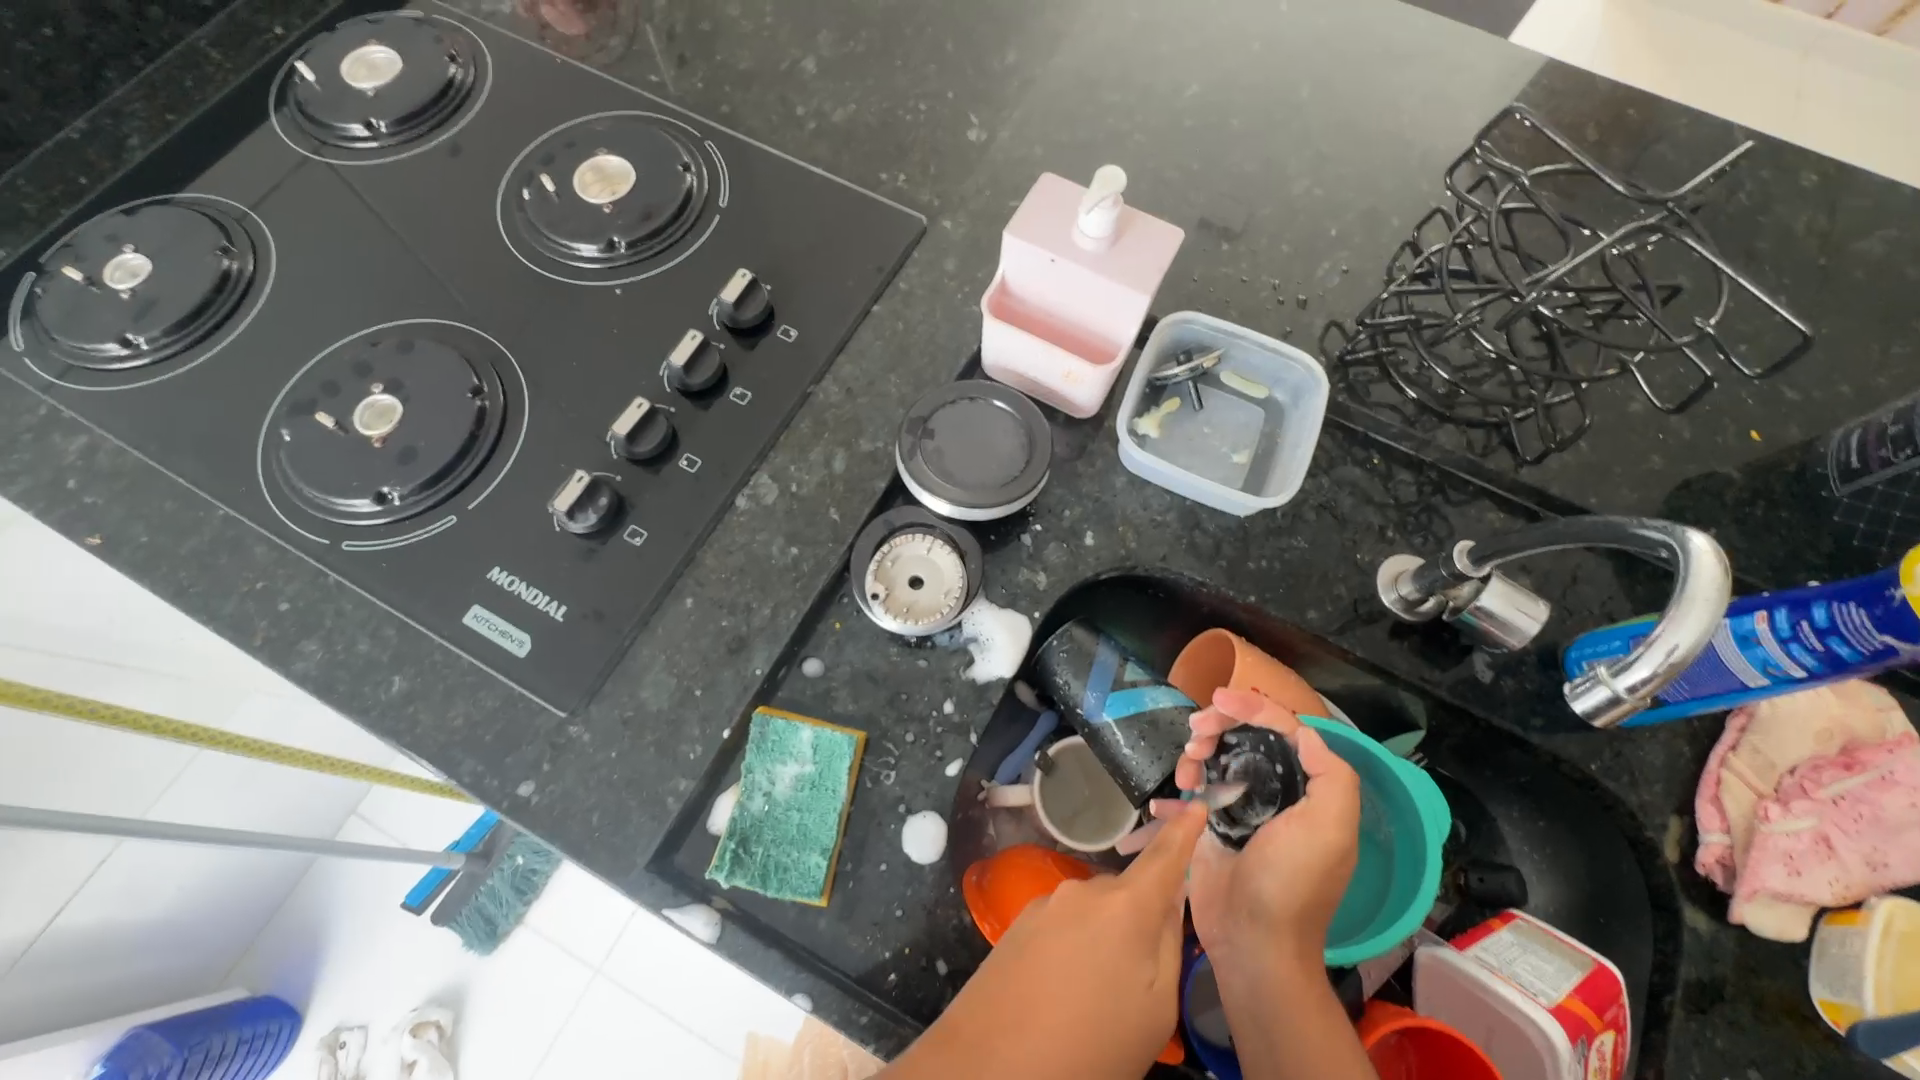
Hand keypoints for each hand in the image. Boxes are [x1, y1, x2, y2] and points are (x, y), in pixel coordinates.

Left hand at [883, 801, 1207, 1079]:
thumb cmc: (1091, 1045)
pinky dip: (1074, 951)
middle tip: (1141, 980)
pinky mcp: (1018, 924)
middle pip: (1128, 894)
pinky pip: (1064, 926)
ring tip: (1098, 999)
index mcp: (1126, 906)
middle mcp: (1084, 892)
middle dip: (1140, 922)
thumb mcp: (1155, 1008)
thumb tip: (1169, 904)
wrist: (990, 1066)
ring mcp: (1046, 905)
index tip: (1195, 805)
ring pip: (1094, 914)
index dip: (1183, 832)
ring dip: (1104, 942)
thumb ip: (1168, 945)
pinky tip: (1066, 995)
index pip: (1164, 857)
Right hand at [1177, 686, 1360, 967]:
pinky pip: (1192, 797)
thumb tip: (1302, 731)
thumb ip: (1331, 775)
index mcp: (1307, 790)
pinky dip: (1177, 793)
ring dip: (1195, 756)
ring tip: (1185, 772)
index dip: (1252, 708)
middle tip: (1195, 733)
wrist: (1252, 943)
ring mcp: (1240, 812)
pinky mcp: (1210, 831)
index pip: (1283, 731)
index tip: (1218, 699)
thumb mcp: (1331, 829)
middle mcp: (1276, 794)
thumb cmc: (1293, 883)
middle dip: (1218, 727)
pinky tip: (1165, 801)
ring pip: (1215, 762)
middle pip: (1245, 739)